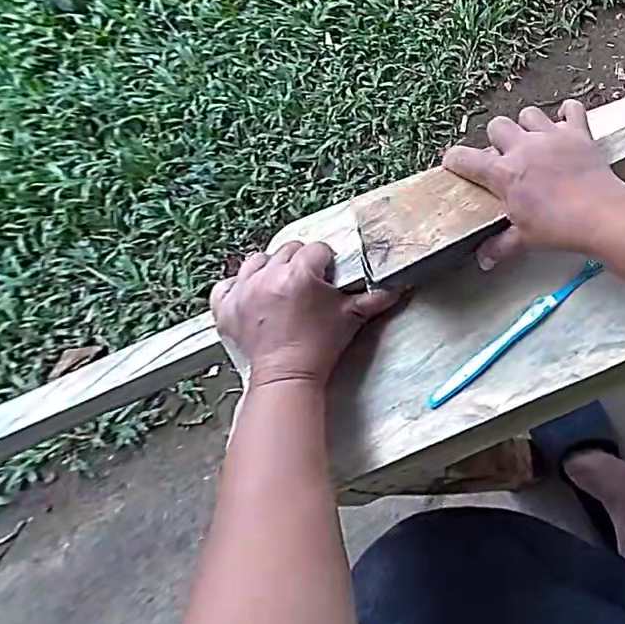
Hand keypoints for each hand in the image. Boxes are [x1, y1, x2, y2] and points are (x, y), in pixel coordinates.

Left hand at [209, 241, 399, 387]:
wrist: (287, 374)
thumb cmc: (321, 343)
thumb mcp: (353, 316)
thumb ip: (377, 297)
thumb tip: (400, 288)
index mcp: (299, 276)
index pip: (317, 248)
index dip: (328, 259)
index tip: (330, 275)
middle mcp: (267, 278)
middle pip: (287, 250)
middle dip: (301, 260)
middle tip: (311, 280)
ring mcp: (241, 293)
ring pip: (256, 261)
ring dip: (271, 267)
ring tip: (283, 283)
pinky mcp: (224, 309)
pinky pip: (226, 284)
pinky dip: (239, 285)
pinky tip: (254, 293)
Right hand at [440, 101, 624, 267]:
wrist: (603, 214)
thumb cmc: (562, 228)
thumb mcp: (525, 240)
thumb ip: (500, 246)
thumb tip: (484, 259)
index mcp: (503, 173)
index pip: (462, 157)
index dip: (456, 161)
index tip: (458, 167)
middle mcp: (524, 148)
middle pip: (497, 125)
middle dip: (498, 139)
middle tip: (509, 157)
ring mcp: (552, 137)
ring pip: (529, 114)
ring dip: (529, 125)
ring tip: (536, 141)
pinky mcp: (579, 134)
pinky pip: (572, 109)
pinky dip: (569, 113)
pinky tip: (567, 124)